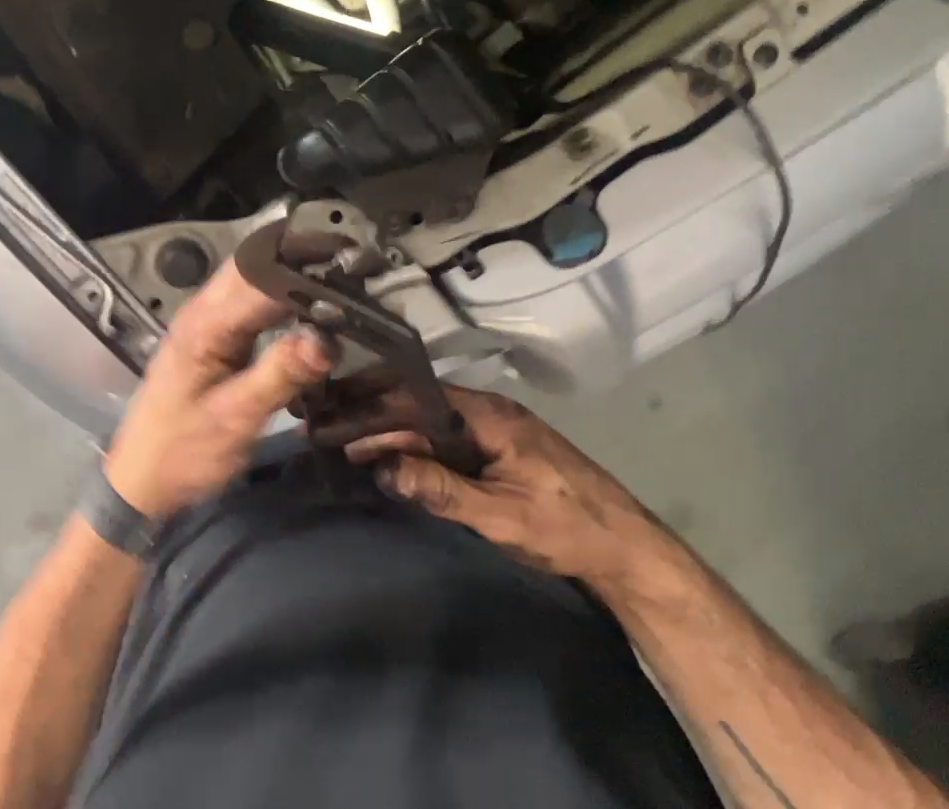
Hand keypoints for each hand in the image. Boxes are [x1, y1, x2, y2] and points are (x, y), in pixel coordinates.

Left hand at [103, 263, 333, 518]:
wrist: (141, 480)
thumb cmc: (182, 453)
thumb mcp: (236, 418)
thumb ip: (280, 374)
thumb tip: (327, 339)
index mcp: (204, 326)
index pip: (262, 279)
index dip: (307, 274)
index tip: (353, 274)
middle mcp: (202, 312)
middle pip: (254, 264)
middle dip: (299, 261)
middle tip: (353, 269)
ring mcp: (205, 322)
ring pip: (251, 280)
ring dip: (290, 277)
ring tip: (341, 285)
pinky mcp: (212, 338)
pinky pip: (249, 303)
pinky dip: (280, 299)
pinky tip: (309, 310)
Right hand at [342, 386, 679, 589]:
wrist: (627, 551)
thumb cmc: (567, 530)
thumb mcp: (501, 515)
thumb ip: (441, 489)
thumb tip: (381, 466)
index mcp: (490, 417)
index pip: (416, 398)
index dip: (369, 405)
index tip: (330, 413)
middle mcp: (488, 412)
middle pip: (417, 402)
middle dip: (368, 411)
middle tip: (320, 422)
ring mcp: (491, 430)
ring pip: (426, 421)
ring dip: (385, 430)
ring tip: (339, 441)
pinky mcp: (494, 450)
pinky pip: (441, 439)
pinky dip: (408, 446)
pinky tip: (382, 457)